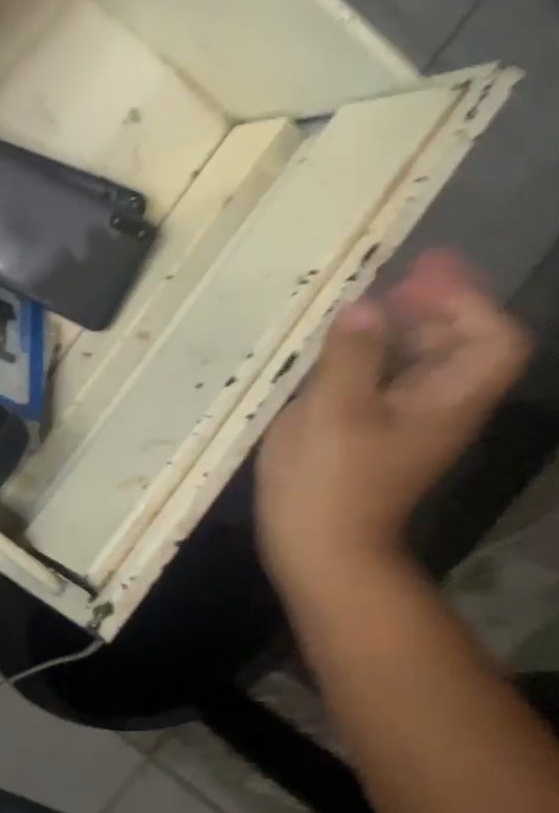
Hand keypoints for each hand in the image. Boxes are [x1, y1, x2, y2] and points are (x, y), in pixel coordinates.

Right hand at [257, 251, 529, 587]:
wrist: (321, 543)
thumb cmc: (332, 476)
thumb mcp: (334, 410)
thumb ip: (351, 355)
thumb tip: (364, 306)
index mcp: (446, 400)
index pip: (491, 339)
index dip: (465, 300)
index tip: (420, 271)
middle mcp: (438, 405)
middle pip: (462, 344)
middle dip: (439, 303)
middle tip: (400, 270)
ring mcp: (405, 419)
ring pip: (422, 359)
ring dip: (403, 323)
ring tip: (365, 297)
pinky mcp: (372, 428)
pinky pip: (386, 377)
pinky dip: (372, 350)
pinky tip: (339, 342)